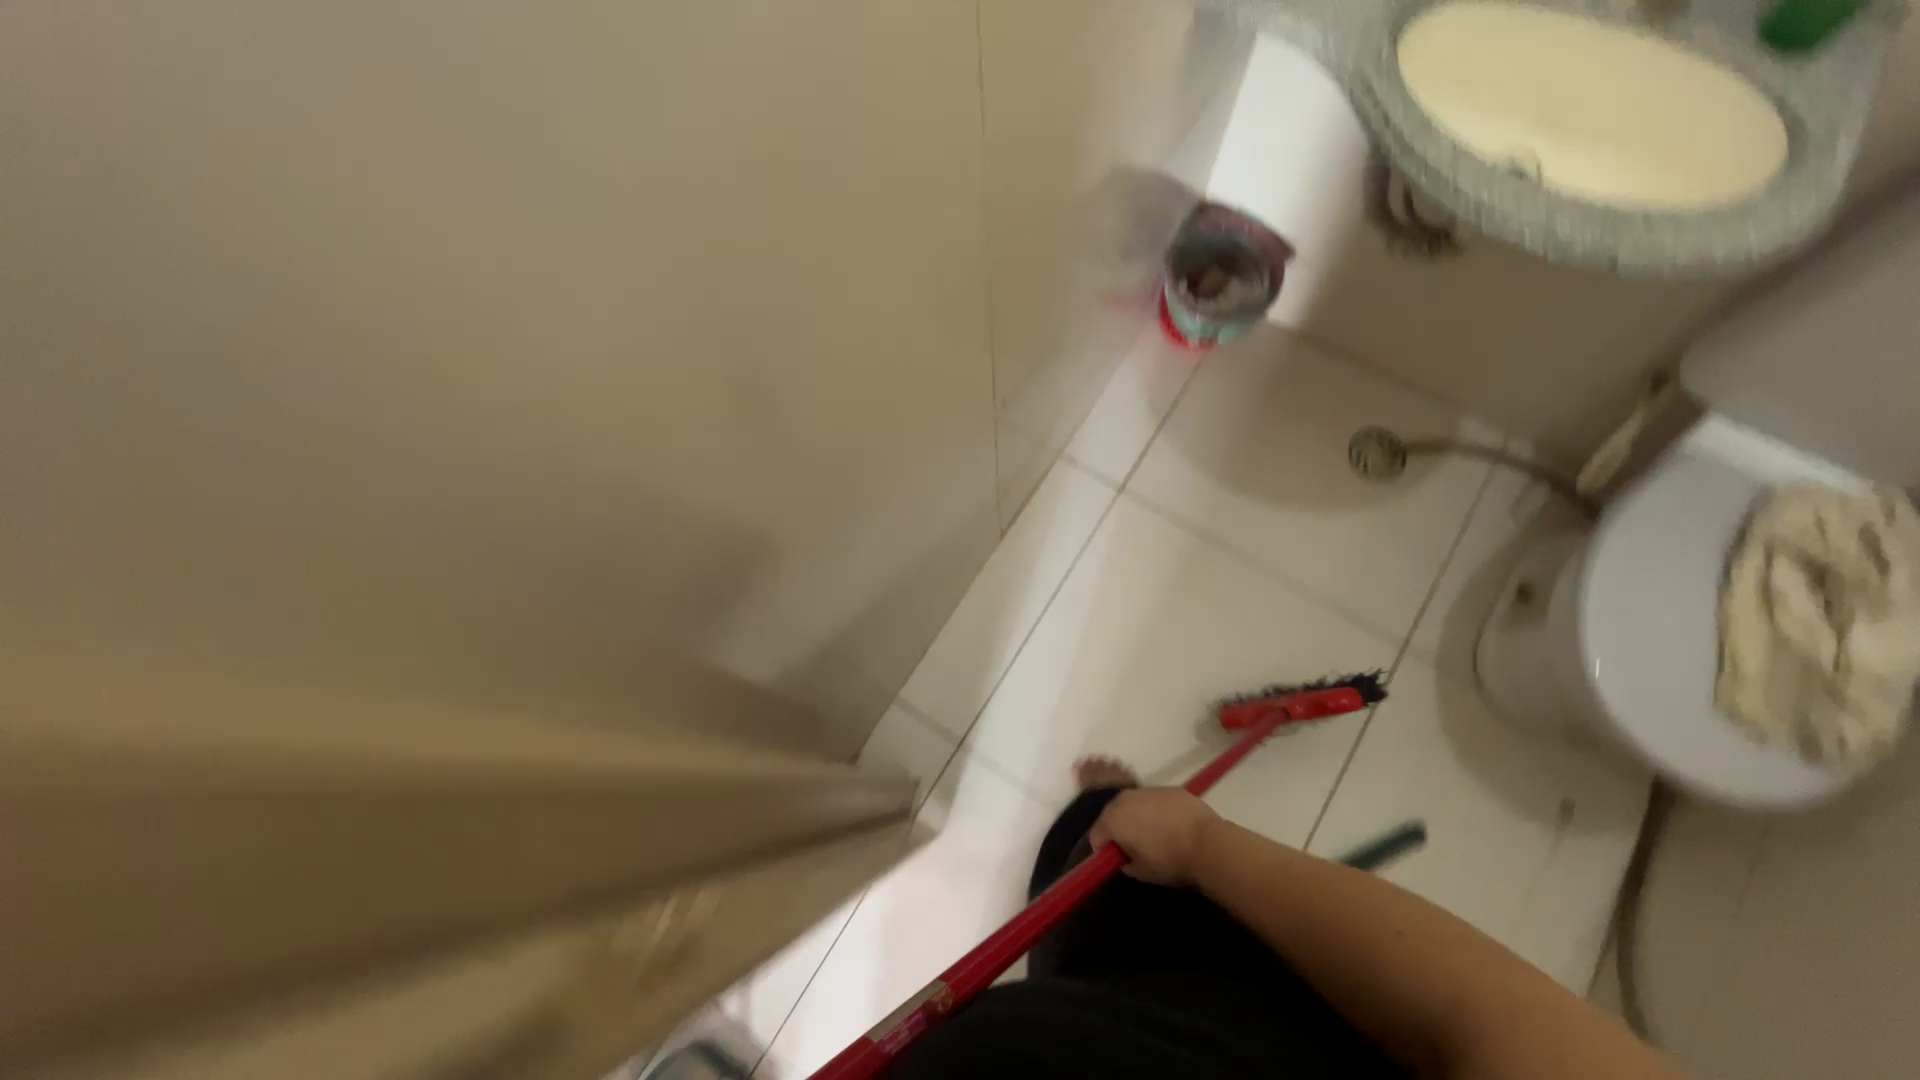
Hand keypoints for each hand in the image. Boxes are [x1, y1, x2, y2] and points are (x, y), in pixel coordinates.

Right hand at [1087, 787, 1221, 886]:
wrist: (1207, 842)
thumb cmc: (1169, 860)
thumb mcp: (1142, 872)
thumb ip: (1126, 864)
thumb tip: (1125, 859)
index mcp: (1113, 820)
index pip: (1096, 835)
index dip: (1105, 850)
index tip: (1118, 860)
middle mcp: (1125, 799)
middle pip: (1112, 814)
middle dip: (1119, 829)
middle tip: (1135, 847)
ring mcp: (1148, 790)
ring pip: (1134, 804)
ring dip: (1138, 817)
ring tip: (1156, 835)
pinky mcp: (1169, 788)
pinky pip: (1155, 800)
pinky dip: (1158, 811)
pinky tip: (1172, 824)